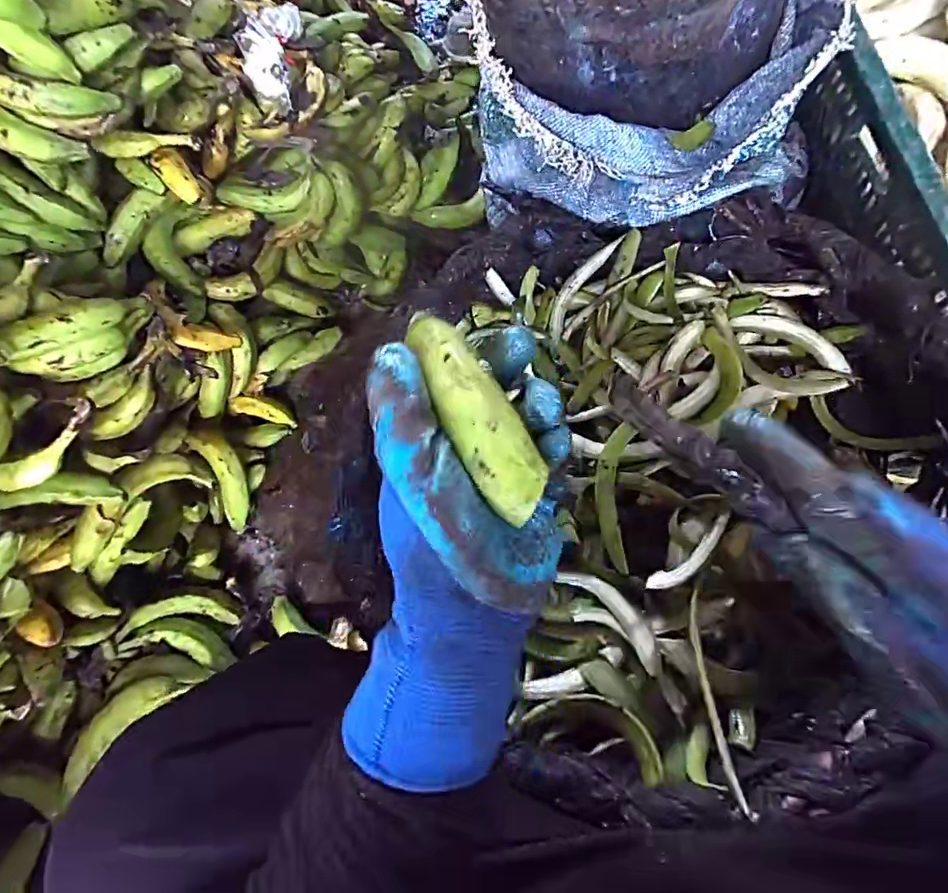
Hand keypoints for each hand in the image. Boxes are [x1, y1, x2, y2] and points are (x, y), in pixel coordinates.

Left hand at [342, 326, 568, 791]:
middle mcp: (466, 445)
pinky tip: (555, 442)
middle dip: (510, 365)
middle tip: (525, 348)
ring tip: (543, 403)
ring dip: (538, 402)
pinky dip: (557, 442)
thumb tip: (390, 352)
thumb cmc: (431, 541)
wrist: (473, 614)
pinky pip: (553, 454)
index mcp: (429, 436)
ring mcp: (505, 467)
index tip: (485, 333)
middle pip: (493, 388)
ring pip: (528, 416)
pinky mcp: (537, 490)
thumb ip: (400, 417)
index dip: (467, 351)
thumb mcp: (409, 476)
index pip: (446, 378)